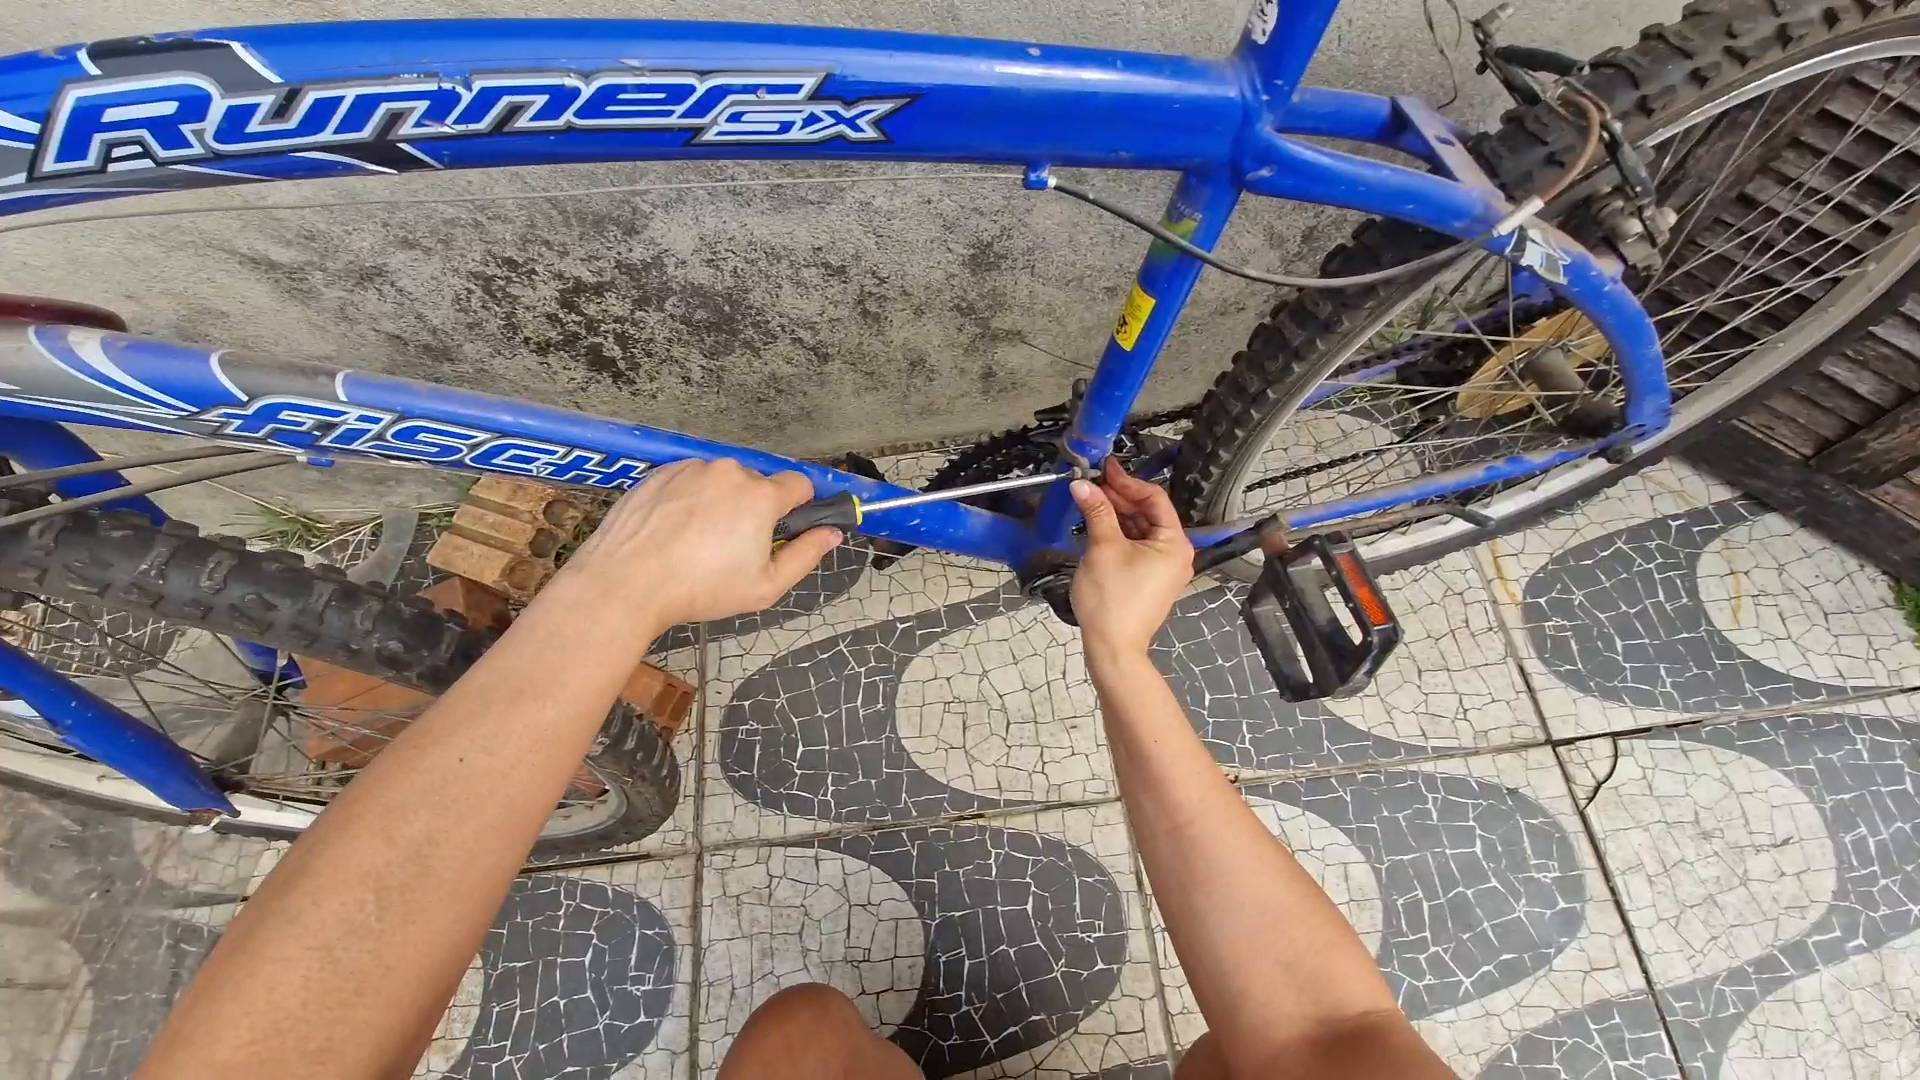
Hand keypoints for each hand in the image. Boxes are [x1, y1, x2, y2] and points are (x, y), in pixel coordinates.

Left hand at [559, 458, 841, 626]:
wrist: (626, 582)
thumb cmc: (702, 589)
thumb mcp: (766, 586)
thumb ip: (806, 555)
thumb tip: (833, 533)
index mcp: (761, 496)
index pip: (799, 484)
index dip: (799, 506)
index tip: (786, 529)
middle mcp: (730, 472)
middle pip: (758, 484)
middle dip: (755, 509)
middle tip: (735, 547)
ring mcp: (692, 468)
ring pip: (722, 481)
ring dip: (721, 502)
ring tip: (699, 541)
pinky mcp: (660, 473)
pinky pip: (689, 480)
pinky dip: (690, 499)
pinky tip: (675, 531)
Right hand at [1070, 458, 1193, 659]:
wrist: (1113, 647)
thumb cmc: (1112, 599)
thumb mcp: (1103, 548)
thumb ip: (1096, 511)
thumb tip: (1082, 484)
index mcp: (1174, 543)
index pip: (1154, 498)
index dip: (1127, 481)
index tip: (1104, 469)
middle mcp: (1176, 553)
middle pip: (1148, 513)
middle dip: (1119, 498)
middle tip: (1091, 485)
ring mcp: (1163, 568)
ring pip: (1140, 530)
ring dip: (1116, 515)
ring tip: (1090, 503)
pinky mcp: (1149, 579)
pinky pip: (1136, 547)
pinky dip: (1118, 534)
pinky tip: (1097, 525)